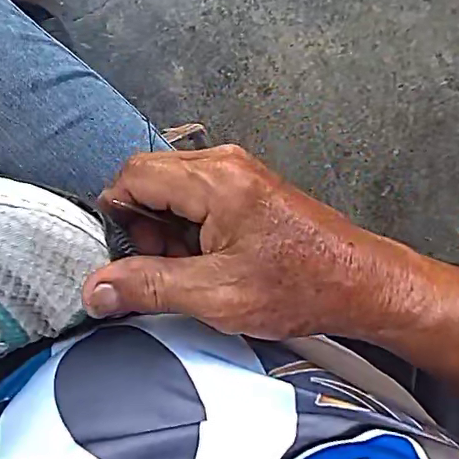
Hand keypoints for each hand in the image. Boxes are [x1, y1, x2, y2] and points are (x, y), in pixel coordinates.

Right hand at [85, 146, 414, 338]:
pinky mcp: (244, 186)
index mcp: (214, 180)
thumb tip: (98, 288)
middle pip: (148, 179)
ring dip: (166, 230)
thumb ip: (148, 287)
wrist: (360, 282)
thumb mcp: (216, 295)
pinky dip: (189, 228)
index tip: (126, 254)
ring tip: (193, 268)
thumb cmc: (304, 284)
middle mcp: (224, 163)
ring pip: (170, 189)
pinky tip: (210, 260)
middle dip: (143, 226)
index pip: (132, 176)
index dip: (118, 217)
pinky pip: (194, 196)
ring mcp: (236, 171)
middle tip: (165, 266)